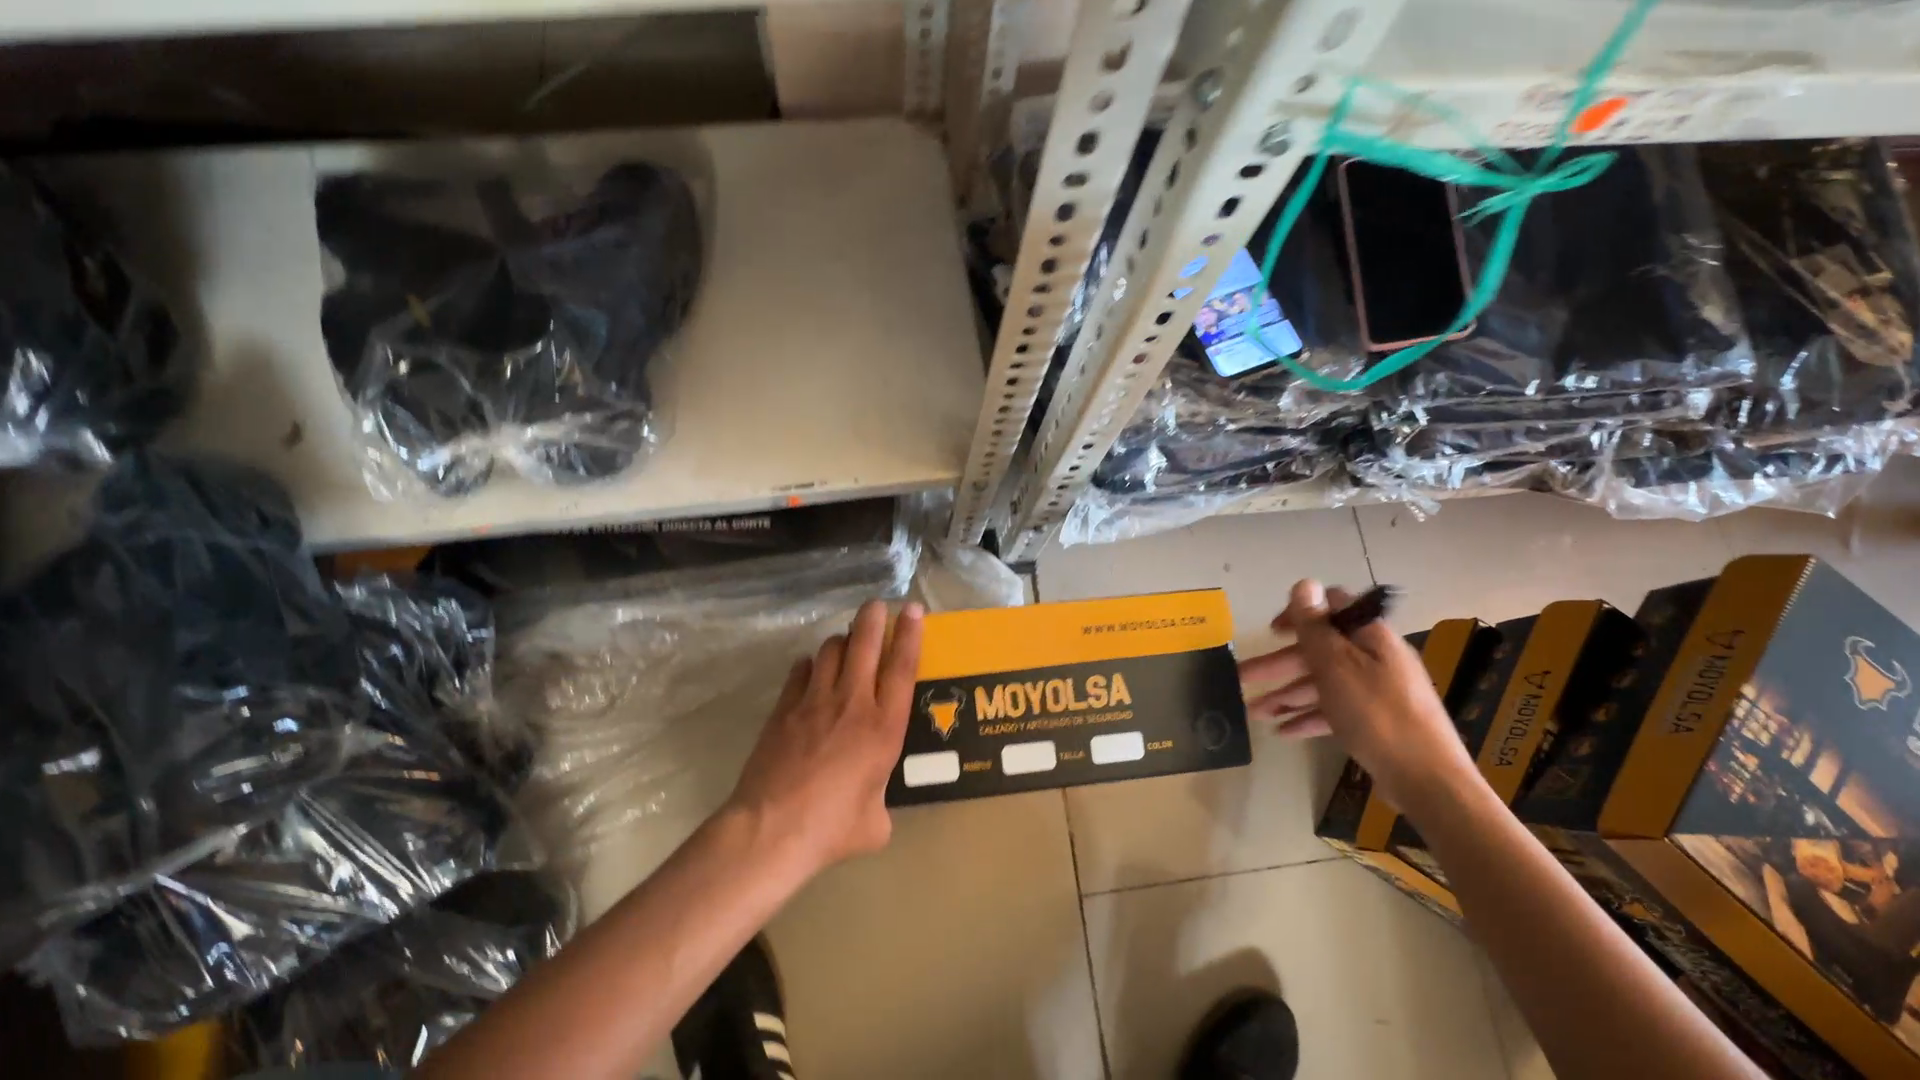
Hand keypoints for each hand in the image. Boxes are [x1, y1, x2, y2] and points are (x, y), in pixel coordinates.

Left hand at [725, 599, 924, 874]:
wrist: (773, 827)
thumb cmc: (832, 829)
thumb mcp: (876, 824)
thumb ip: (881, 802)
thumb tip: (873, 805)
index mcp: (884, 727)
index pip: (902, 667)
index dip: (911, 634)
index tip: (913, 610)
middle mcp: (853, 703)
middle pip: (865, 643)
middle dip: (873, 618)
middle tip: (877, 606)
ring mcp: (814, 701)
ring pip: (831, 650)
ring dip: (842, 640)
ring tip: (847, 641)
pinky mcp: (783, 708)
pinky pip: (801, 671)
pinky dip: (810, 665)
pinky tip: (811, 670)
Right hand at [1238, 579, 1478, 814]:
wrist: (1427, 780)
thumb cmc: (1377, 715)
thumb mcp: (1338, 666)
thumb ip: (1315, 627)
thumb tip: (1304, 584)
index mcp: (1370, 637)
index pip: (1332, 609)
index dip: (1298, 615)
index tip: (1270, 632)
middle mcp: (1375, 658)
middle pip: (1320, 651)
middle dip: (1279, 664)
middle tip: (1242, 678)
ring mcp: (1377, 692)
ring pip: (1323, 683)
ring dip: (1287, 694)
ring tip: (1256, 712)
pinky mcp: (1375, 722)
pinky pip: (1335, 711)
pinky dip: (1309, 717)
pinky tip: (1283, 731)